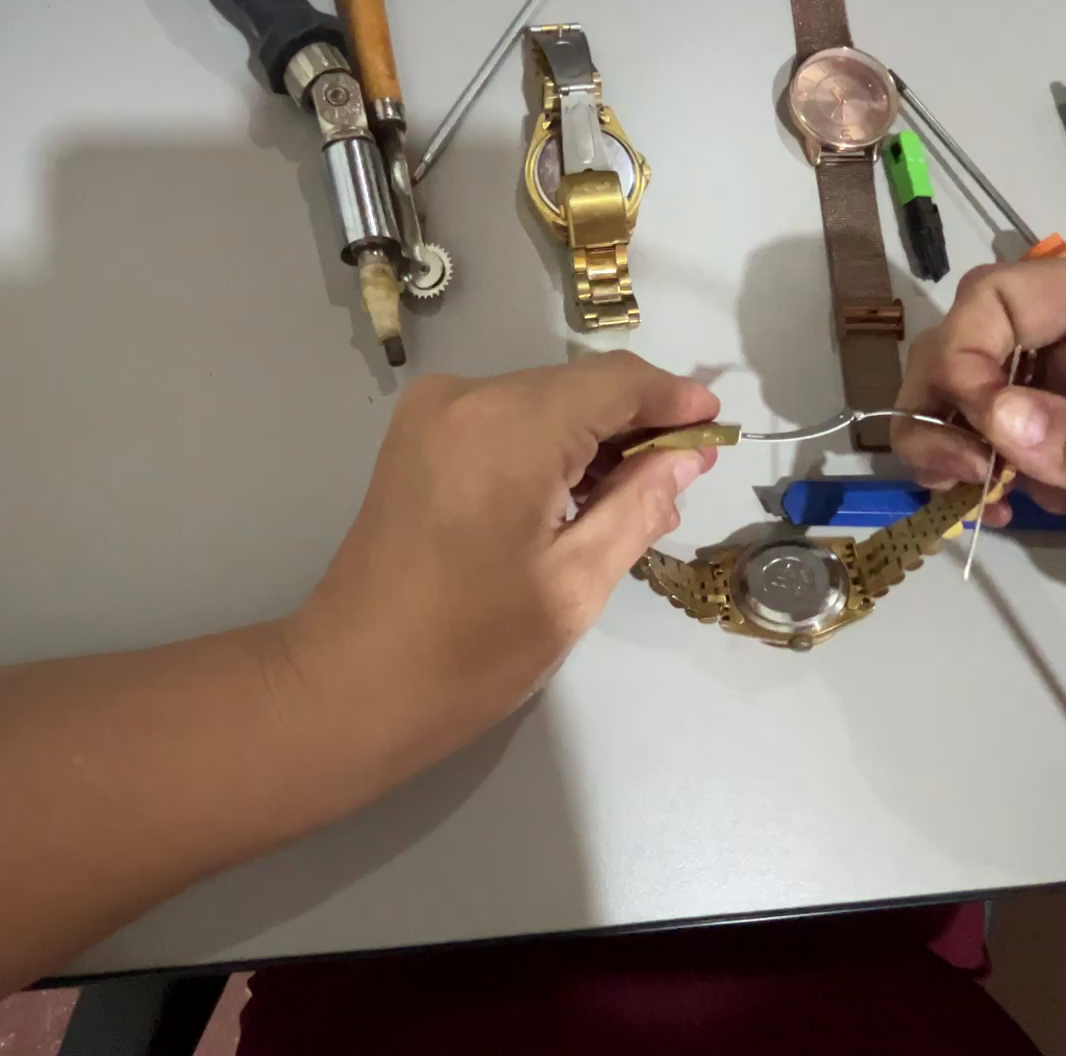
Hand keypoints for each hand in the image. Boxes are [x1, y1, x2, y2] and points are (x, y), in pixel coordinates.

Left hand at [283, 351, 718, 778]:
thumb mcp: (575, 584)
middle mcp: (465, 396)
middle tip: (676, 483)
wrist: (350, 683)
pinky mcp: (416, 441)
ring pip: (541, 405)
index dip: (673, 400)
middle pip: (576, 389)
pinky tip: (572, 498)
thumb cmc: (470, 649)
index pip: (616, 381)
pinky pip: (504, 424)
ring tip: (630, 502)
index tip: (715, 430)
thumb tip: (685, 457)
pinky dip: (546, 450)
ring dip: (590, 442)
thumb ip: (638, 505)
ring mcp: (431, 415)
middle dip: (633, 427)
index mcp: (510, 423)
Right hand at [893, 253, 1065, 685]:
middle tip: (958, 468)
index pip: (1013, 294)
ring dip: (938, 440)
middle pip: (971, 340)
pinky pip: (982, 455)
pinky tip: (986, 512)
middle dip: (941, 396)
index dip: (968, 348)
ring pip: (962, 399)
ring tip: (962, 491)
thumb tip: (990, 419)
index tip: (973, 423)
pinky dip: (960, 479)